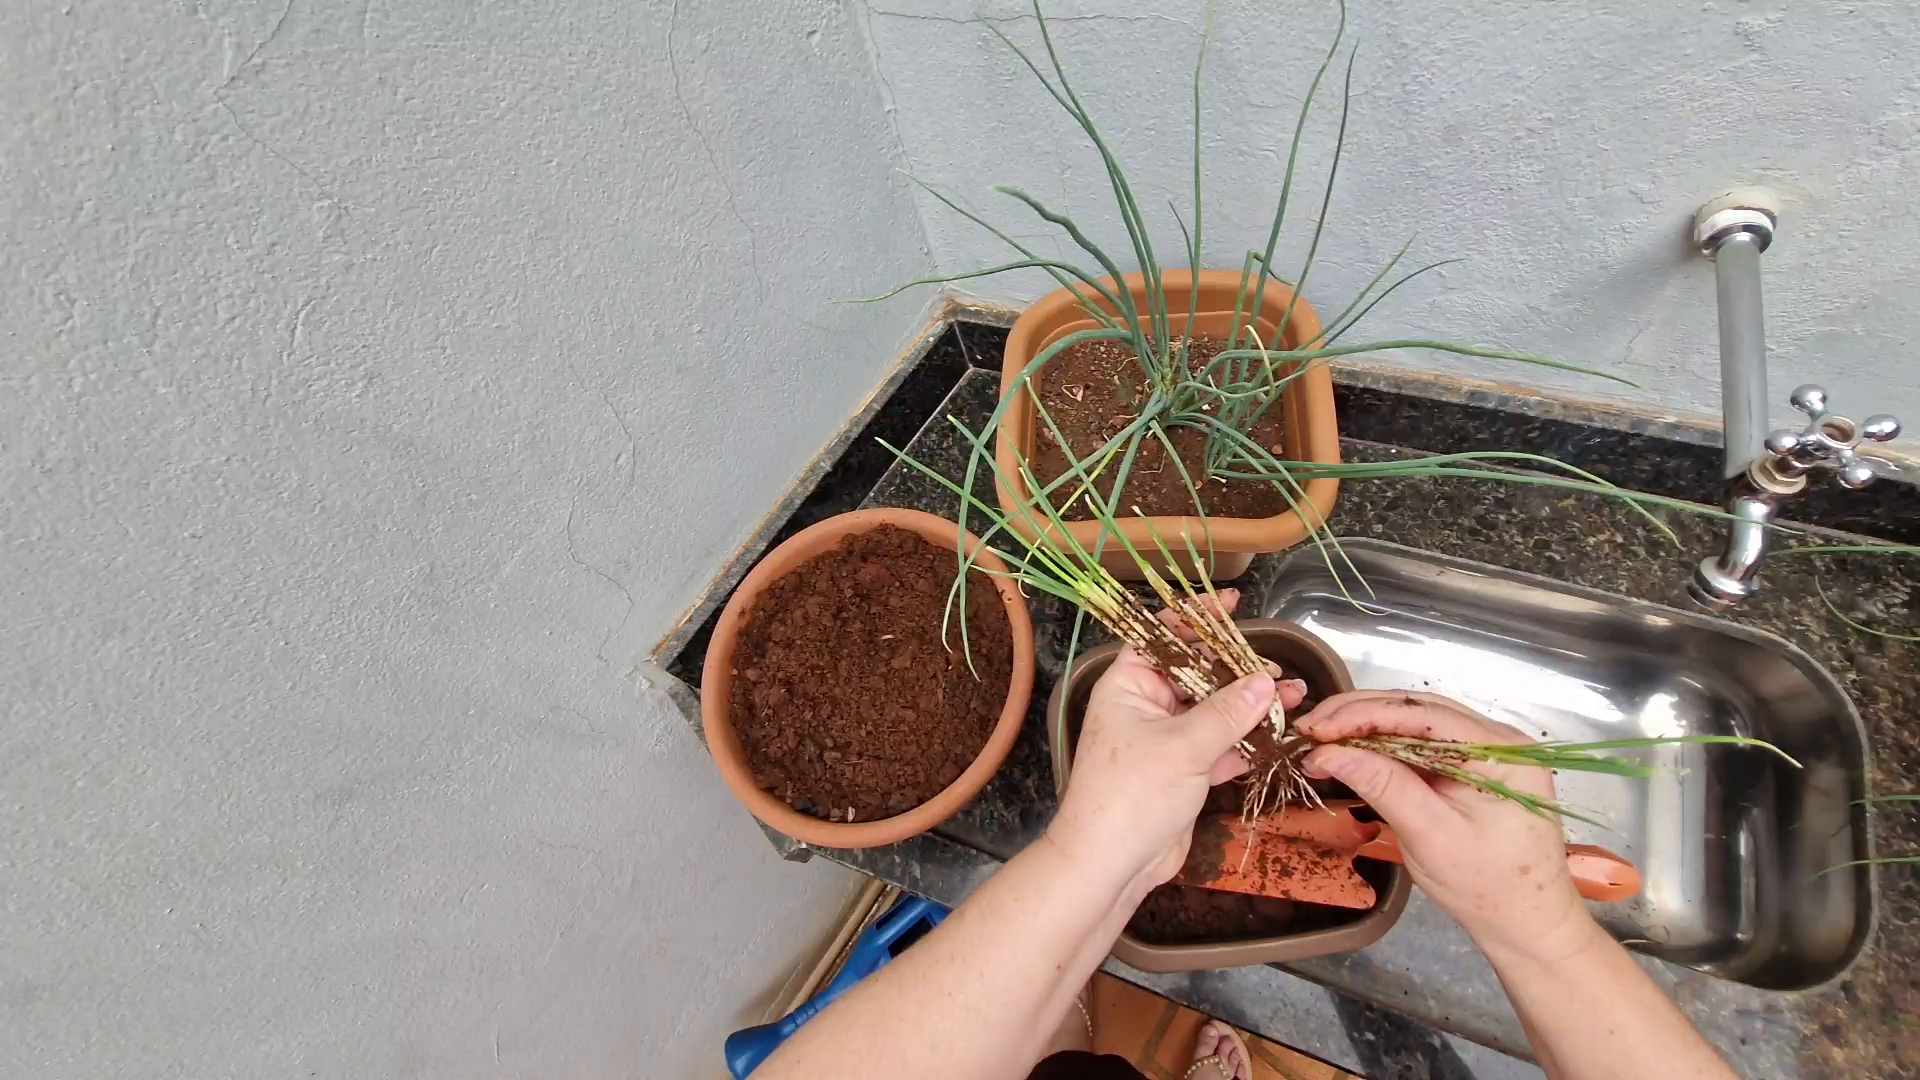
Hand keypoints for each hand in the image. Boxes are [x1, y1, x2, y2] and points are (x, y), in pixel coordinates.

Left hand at [1046, 591, 1308, 896]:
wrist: (1111, 862)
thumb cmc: (1132, 793)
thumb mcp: (1183, 746)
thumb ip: (1228, 713)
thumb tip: (1265, 681)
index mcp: (1128, 685)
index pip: (1161, 637)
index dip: (1194, 618)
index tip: (1230, 604)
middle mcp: (1145, 705)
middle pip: (1195, 674)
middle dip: (1235, 670)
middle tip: (1276, 669)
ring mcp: (1166, 738)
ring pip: (1213, 711)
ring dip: (1250, 706)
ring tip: (1295, 695)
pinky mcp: (1184, 770)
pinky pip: (1220, 745)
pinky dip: (1248, 741)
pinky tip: (1283, 731)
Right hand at [1295, 692, 1598, 964]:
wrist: (1526, 924)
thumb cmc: (1486, 886)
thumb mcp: (1429, 835)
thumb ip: (1381, 785)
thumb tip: (1325, 752)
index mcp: (1499, 753)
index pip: (1420, 713)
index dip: (1360, 714)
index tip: (1315, 729)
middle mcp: (1495, 738)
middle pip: (1413, 707)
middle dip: (1354, 714)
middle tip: (1309, 731)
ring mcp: (1482, 748)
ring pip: (1409, 717)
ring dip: (1361, 725)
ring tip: (1320, 739)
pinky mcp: (1467, 762)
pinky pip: (1414, 738)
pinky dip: (1376, 741)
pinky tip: (1348, 749)